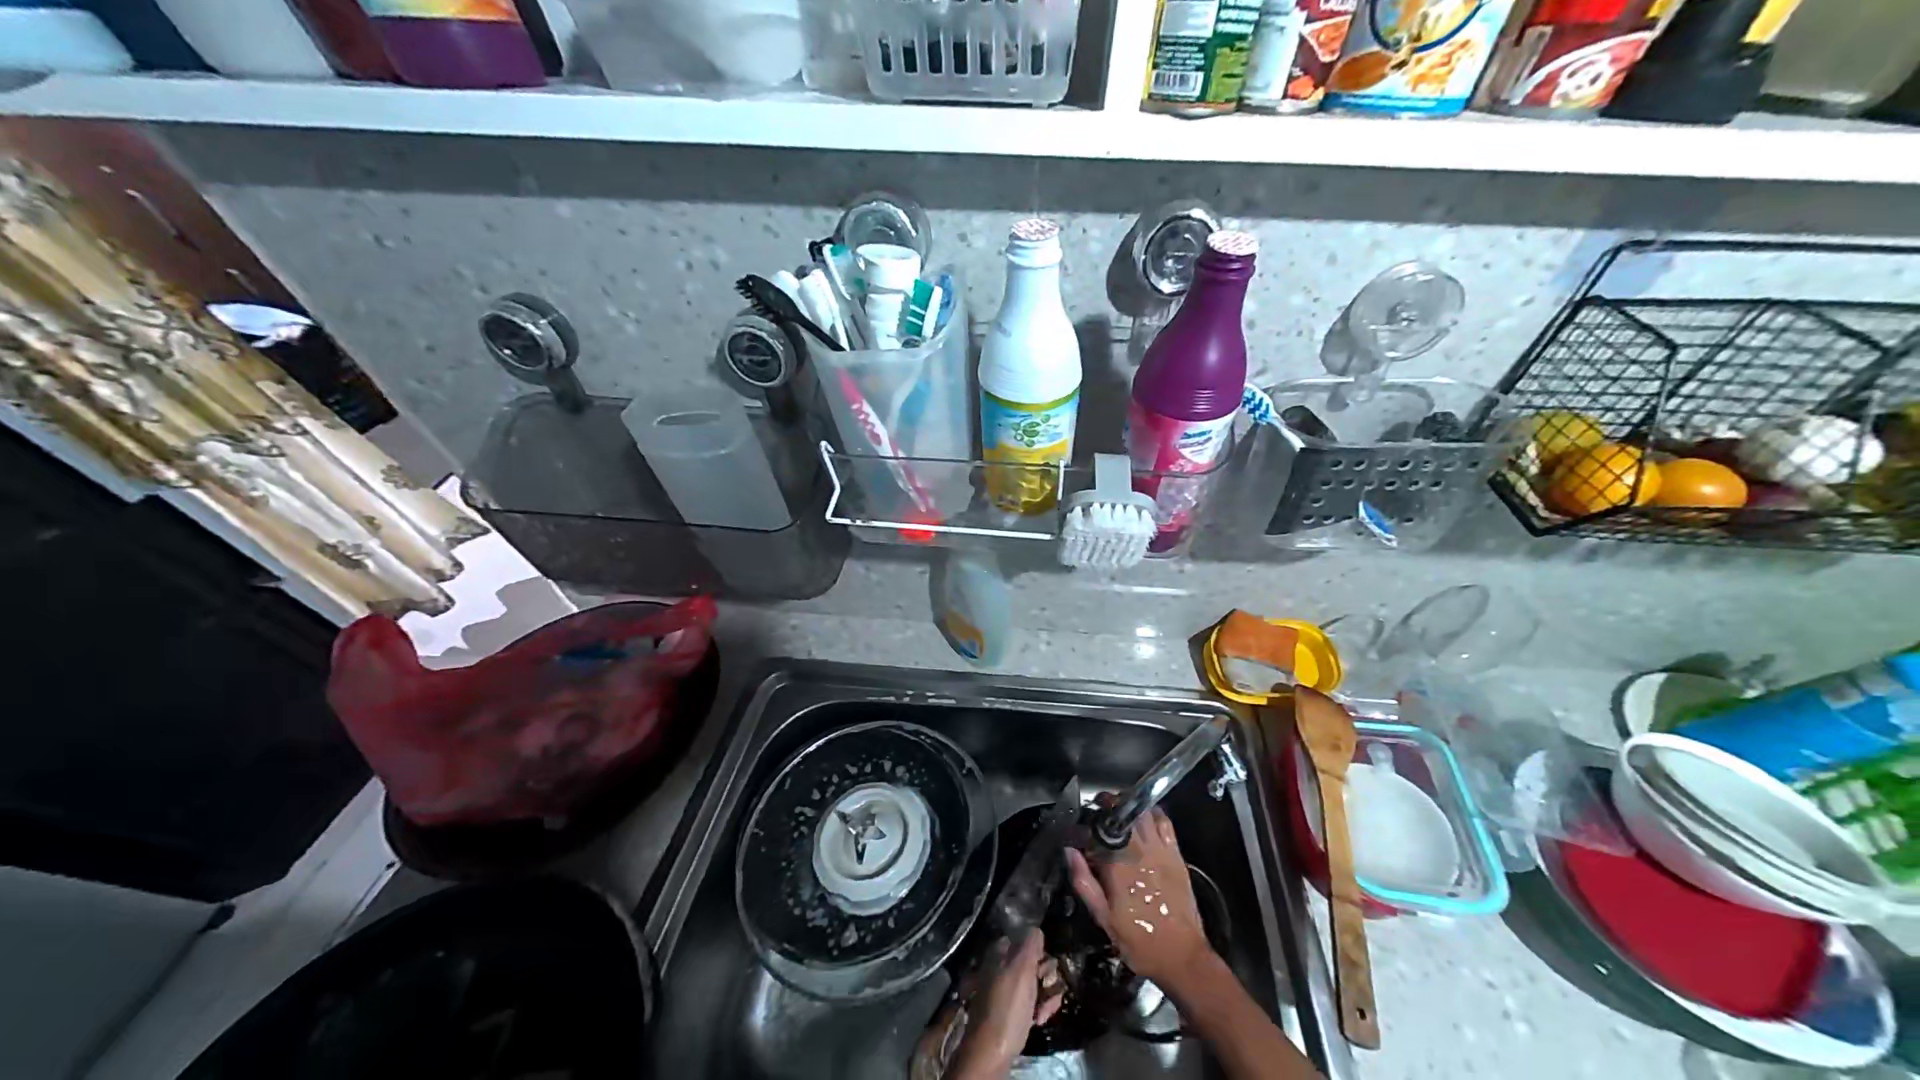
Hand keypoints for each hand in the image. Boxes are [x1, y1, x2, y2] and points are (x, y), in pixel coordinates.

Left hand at [947, 930, 1062, 1079]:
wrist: (991, 1051)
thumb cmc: (1007, 1006)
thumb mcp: (1021, 969)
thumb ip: (1030, 945)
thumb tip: (1036, 928)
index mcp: (999, 953)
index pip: (1025, 940)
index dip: (1039, 953)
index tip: (1045, 966)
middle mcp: (1001, 968)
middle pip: (1033, 963)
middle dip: (1046, 977)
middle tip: (1047, 989)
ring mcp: (1005, 991)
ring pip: (1035, 985)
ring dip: (1046, 996)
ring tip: (1044, 1010)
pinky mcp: (1011, 1011)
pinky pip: (1031, 1003)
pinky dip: (1039, 1009)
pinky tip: (1039, 1019)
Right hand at [1065, 807, 1210, 989]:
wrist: (1182, 957)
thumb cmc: (1140, 942)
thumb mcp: (1104, 919)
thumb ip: (1084, 882)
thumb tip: (1070, 852)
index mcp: (1119, 868)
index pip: (1097, 832)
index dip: (1083, 827)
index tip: (1076, 831)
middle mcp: (1140, 853)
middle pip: (1121, 814)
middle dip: (1106, 808)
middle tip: (1097, 811)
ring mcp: (1161, 852)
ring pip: (1143, 813)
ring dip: (1128, 807)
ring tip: (1118, 811)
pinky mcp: (1176, 856)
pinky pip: (1165, 823)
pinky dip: (1152, 814)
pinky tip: (1144, 817)